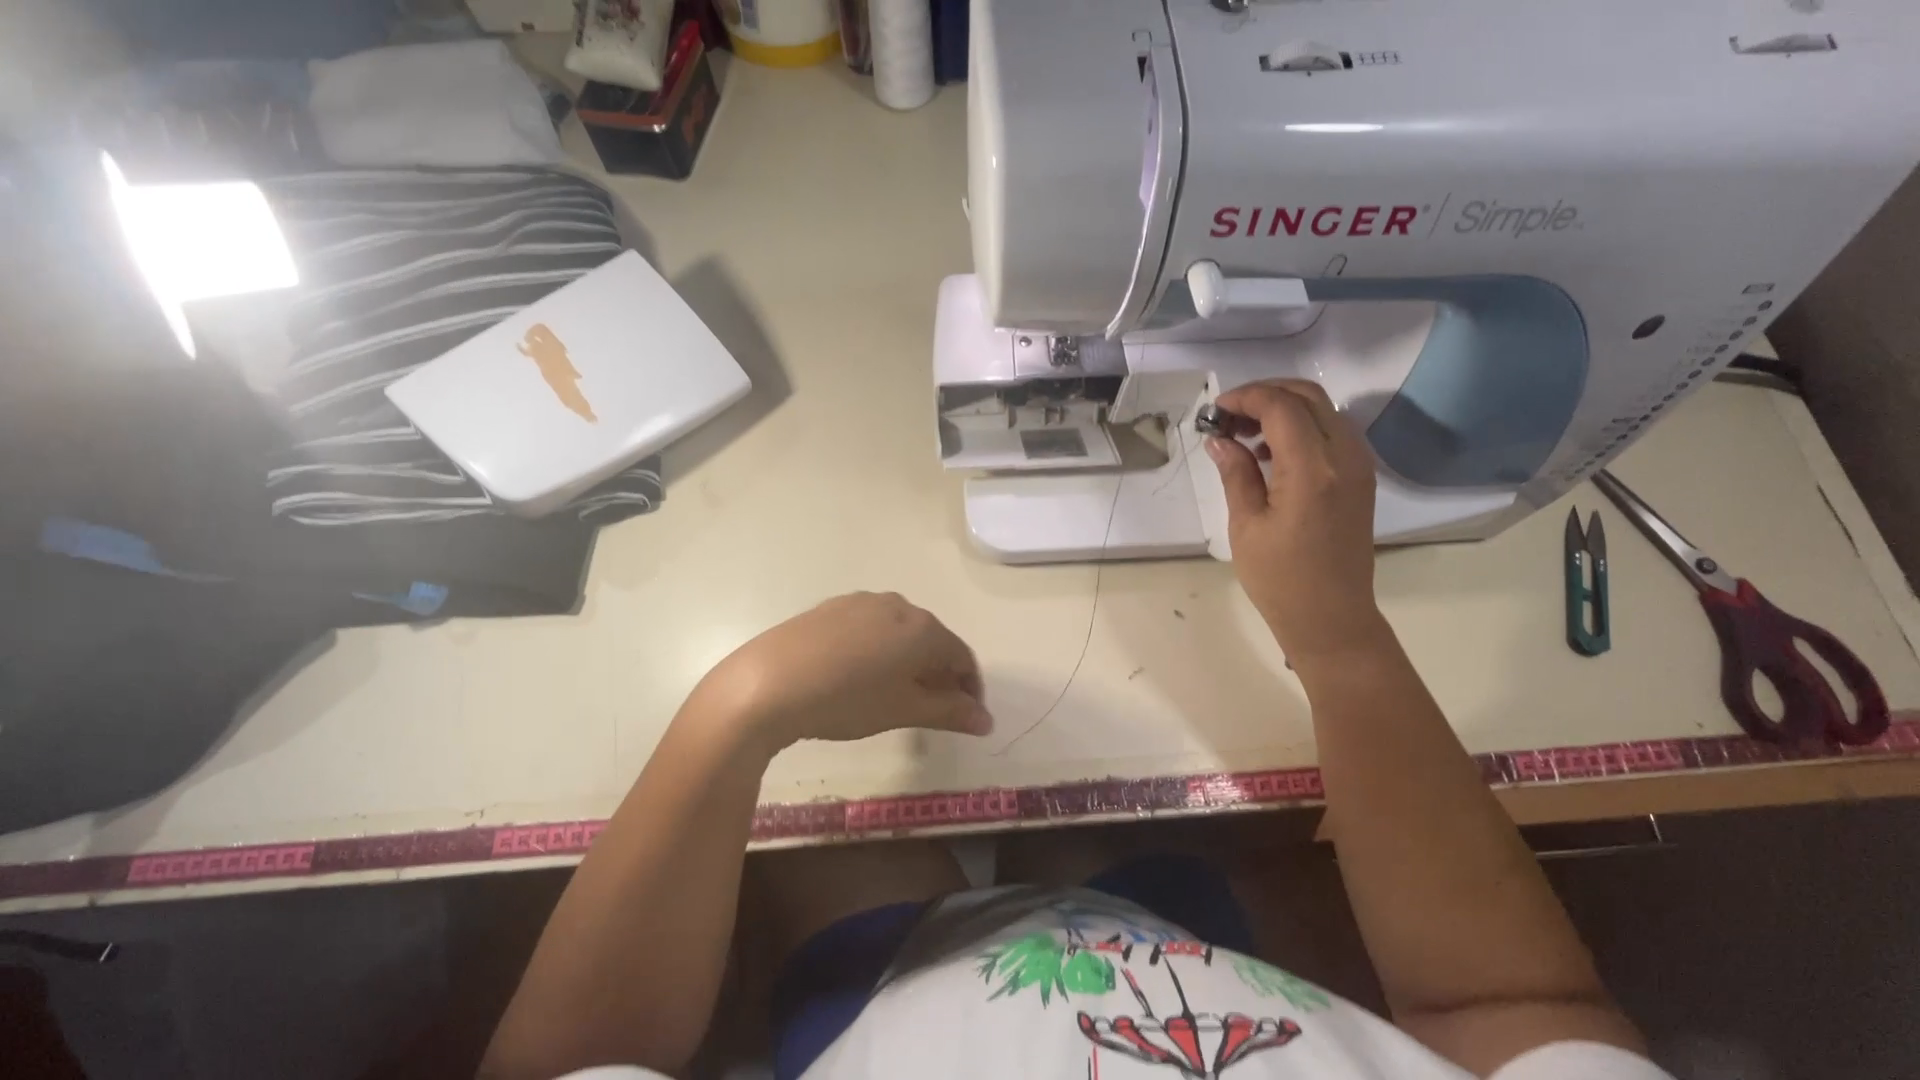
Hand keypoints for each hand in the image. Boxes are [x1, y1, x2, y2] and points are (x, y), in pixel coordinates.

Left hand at [692, 592, 992, 751]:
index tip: (967, 718)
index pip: (963, 657)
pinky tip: (859, 677)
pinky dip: (878, 652)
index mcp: (923, 628)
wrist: (768, 683)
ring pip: (899, 633)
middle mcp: (898, 605)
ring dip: (908, 662)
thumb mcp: (904, 711)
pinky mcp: (829, 608)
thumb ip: (950, 712)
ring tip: (894, 696)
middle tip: (932, 711)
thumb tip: (987, 720)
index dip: (970, 690)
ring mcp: (860, 603)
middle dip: (939, 675)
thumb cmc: (847, 700)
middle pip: (932, 641)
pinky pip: (868, 629)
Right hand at [1204, 380, 1388, 664]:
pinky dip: (1302, 427)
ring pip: (1323, 409)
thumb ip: (1236, 473)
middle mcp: (1344, 457)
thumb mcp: (1246, 525)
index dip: (1245, 398)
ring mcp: (1359, 465)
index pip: (1281, 407)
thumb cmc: (1280, 579)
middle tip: (1228, 416)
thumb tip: (1220, 439)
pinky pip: (1332, 431)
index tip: (1214, 411)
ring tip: (1245, 434)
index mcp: (1312, 470)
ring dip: (1283, 408)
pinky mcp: (1361, 477)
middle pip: (1307, 396)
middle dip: (1265, 394)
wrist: (1332, 618)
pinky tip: (1272, 452)